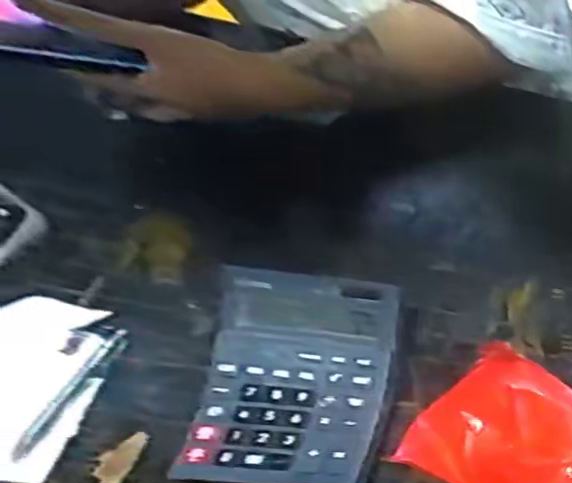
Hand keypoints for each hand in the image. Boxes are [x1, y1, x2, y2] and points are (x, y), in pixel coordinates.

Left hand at [21, 0, 314, 119]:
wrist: (272, 86)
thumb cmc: (210, 63)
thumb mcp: (148, 37)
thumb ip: (94, 25)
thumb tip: (30, 4)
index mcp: (149, 94)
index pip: (95, 81)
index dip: (70, 64)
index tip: (52, 48)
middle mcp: (170, 110)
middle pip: (127, 104)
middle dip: (107, 89)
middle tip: (91, 66)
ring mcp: (197, 114)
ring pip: (155, 109)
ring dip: (138, 96)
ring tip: (130, 78)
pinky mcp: (218, 111)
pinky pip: (180, 107)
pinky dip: (166, 97)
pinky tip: (171, 84)